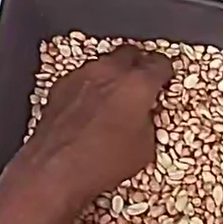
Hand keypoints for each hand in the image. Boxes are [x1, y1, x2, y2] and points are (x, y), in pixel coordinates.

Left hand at [15, 44, 174, 209]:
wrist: (56, 170)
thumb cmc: (104, 162)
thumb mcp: (145, 149)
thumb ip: (149, 122)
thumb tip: (145, 117)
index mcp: (138, 84)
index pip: (160, 64)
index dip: (166, 72)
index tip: (166, 79)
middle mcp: (110, 72)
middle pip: (131, 54)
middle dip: (140, 65)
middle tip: (144, 82)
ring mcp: (82, 76)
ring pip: (105, 64)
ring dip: (114, 75)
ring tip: (118, 96)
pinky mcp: (60, 86)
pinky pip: (83, 78)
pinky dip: (92, 87)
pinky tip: (93, 107)